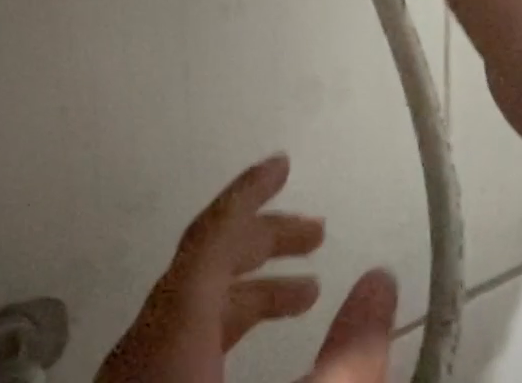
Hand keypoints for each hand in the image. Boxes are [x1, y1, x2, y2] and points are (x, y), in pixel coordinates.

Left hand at [97, 155, 399, 382]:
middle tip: (317, 235)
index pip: (208, 238)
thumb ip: (352, 357)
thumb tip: (380, 281)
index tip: (282, 163)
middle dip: (262, 241)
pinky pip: (178, 344)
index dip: (248, 193)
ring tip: (305, 291)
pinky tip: (253, 351)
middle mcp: (140, 354)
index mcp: (171, 341)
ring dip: (247, 289)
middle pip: (199, 267)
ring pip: (187, 310)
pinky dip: (223, 329)